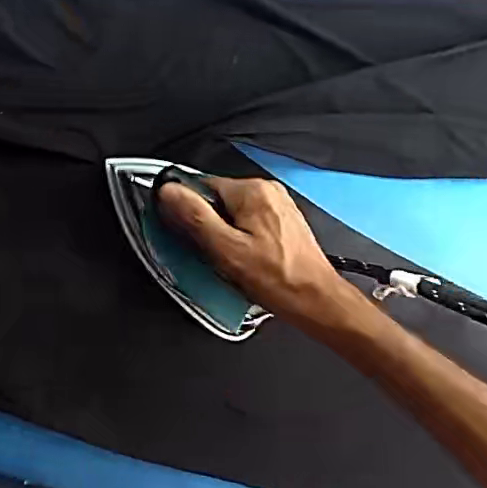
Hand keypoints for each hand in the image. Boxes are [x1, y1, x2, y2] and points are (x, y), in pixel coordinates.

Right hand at [158, 176, 356, 329]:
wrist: (317, 302)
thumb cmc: (279, 280)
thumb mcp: (226, 250)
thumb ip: (194, 216)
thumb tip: (169, 191)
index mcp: (252, 190)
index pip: (201, 185)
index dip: (189, 211)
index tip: (189, 233)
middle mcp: (267, 191)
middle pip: (217, 199)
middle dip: (209, 226)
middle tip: (215, 253)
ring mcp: (277, 205)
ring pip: (232, 213)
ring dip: (225, 234)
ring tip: (233, 261)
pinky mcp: (282, 221)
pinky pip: (248, 222)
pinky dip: (241, 239)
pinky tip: (247, 261)